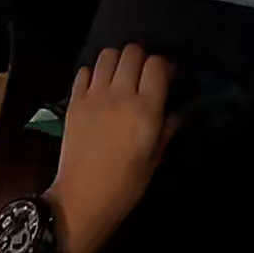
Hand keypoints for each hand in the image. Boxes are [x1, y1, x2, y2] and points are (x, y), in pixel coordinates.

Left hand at [45, 45, 173, 252]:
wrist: (81, 200)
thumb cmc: (125, 184)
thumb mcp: (155, 158)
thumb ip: (168, 128)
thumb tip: (179, 110)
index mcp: (145, 109)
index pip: (157, 64)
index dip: (164, 65)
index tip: (166, 76)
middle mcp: (121, 95)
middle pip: (132, 52)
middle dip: (142, 57)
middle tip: (143, 72)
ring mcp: (94, 96)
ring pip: (107, 55)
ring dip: (118, 59)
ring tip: (120, 74)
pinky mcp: (74, 102)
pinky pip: (84, 71)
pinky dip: (94, 72)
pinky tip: (99, 86)